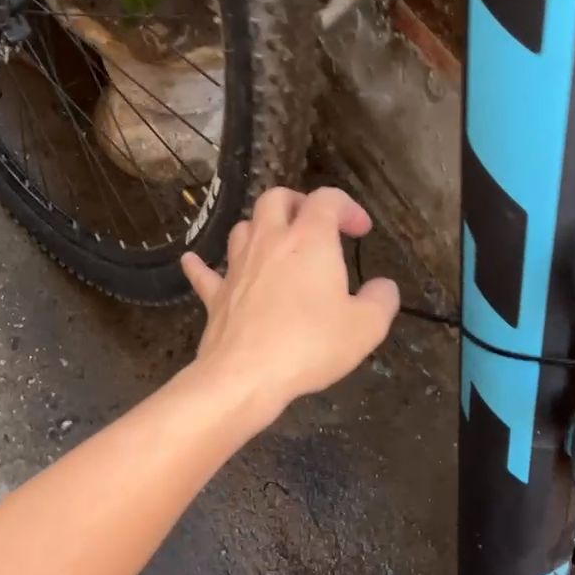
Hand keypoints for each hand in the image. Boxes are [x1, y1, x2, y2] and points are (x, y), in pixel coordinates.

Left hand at [179, 187, 399, 421]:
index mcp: (309, 241)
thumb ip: (380, 300)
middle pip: (274, 200)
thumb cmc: (309, 345)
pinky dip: (200, 265)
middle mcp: (268, 243)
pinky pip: (203, 273)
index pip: (326, 199)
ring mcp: (236, 268)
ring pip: (241, 229)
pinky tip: (191, 260)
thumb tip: (382, 287)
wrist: (245, 374)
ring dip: (258, 229)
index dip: (347, 206)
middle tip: (312, 224)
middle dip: (295, 202)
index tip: (360, 230)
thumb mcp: (366, 326)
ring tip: (273, 244)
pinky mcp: (215, 296)